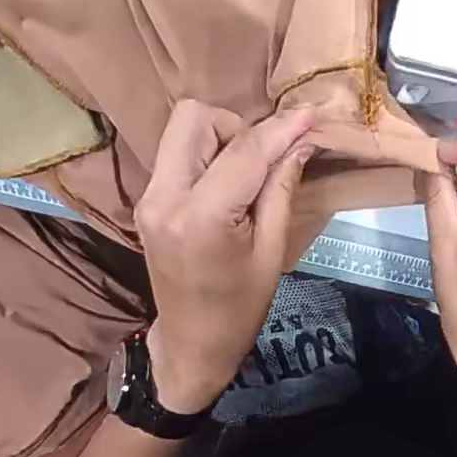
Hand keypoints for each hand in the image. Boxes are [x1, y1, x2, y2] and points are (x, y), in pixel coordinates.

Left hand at [137, 100, 315, 412]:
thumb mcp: (271, 253)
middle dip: (236, 128)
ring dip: (220, 140)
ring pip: (181, 130)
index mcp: (202, 217)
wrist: (192, 344)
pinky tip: (227, 187)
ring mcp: (148, 197)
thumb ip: (280, 191)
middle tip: (263, 162)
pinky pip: (176, 155)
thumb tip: (299, 145)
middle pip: (194, 118)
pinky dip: (206, 157)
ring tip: (245, 178)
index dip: (281, 129)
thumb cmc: (240, 309)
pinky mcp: (146, 202)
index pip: (244, 152)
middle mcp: (164, 197)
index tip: (310, 112)